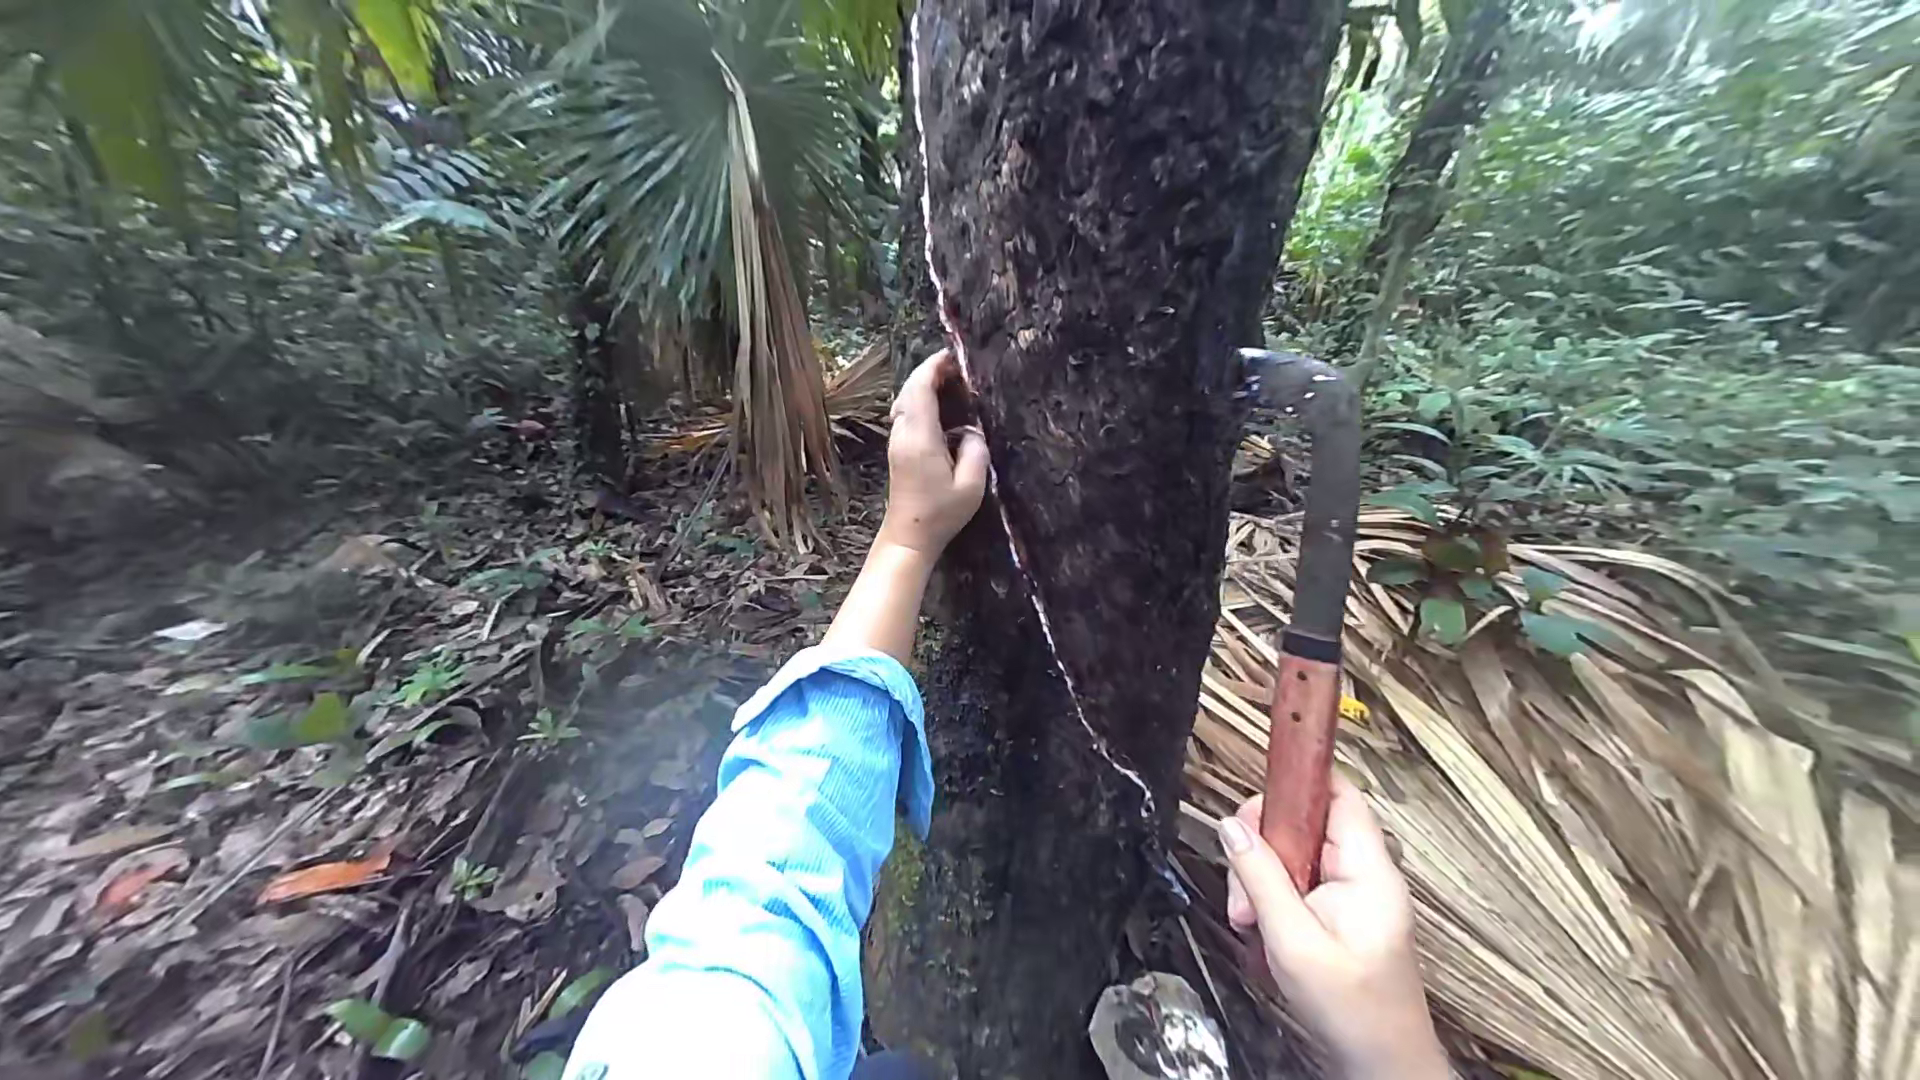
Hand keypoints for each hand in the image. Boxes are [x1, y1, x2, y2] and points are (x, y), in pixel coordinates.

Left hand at [877, 350, 988, 557]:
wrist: (908, 537)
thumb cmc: (940, 514)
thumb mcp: (970, 487)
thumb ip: (976, 452)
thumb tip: (972, 432)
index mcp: (920, 437)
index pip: (921, 388)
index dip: (935, 366)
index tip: (954, 355)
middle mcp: (903, 434)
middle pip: (910, 389)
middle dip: (930, 371)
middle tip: (957, 365)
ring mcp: (897, 442)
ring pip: (905, 400)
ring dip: (924, 385)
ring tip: (950, 381)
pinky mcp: (898, 450)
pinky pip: (906, 414)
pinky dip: (920, 401)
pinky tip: (939, 407)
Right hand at [1219, 776, 1447, 1079]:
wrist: (1381, 1068)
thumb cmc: (1353, 1012)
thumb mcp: (1293, 941)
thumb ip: (1260, 877)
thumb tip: (1230, 826)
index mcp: (1367, 873)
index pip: (1341, 796)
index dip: (1304, 776)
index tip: (1264, 778)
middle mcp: (1361, 873)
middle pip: (1301, 820)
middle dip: (1261, 843)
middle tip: (1242, 879)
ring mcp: (1347, 889)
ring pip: (1289, 848)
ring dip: (1258, 872)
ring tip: (1248, 913)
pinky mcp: (1333, 905)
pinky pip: (1291, 874)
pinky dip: (1267, 890)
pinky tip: (1258, 919)